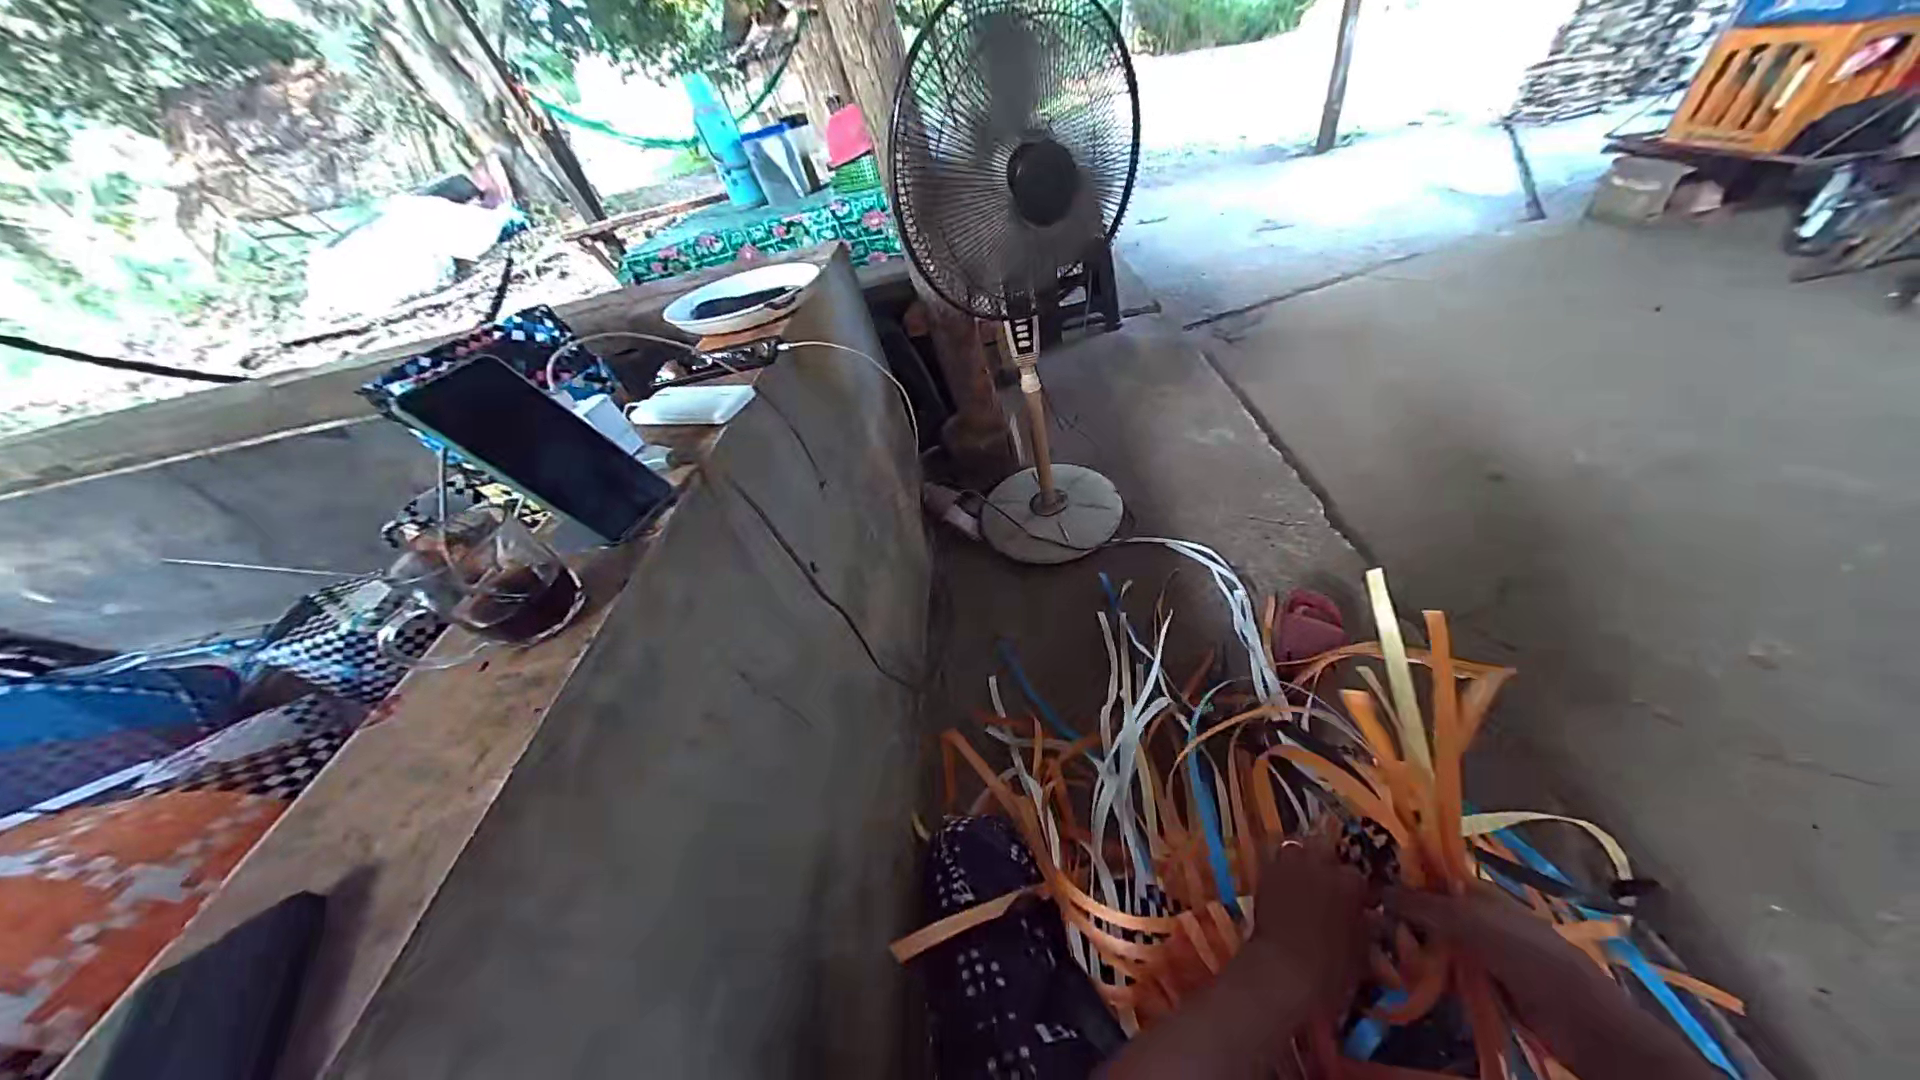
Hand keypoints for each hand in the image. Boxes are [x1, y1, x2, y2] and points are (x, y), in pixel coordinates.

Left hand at [1247, 834, 1368, 1005]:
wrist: (1286, 969)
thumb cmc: (1334, 968)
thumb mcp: (1362, 949)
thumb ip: (1366, 926)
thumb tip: (1370, 917)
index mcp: (1349, 882)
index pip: (1356, 875)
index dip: (1355, 889)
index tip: (1356, 902)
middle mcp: (1318, 865)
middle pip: (1324, 849)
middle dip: (1326, 863)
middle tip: (1327, 884)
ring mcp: (1288, 865)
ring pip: (1296, 849)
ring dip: (1301, 860)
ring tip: (1303, 879)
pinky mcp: (1265, 873)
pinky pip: (1275, 862)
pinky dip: (1281, 870)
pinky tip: (1283, 887)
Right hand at [1385, 883, 1719, 1079]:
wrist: (1588, 1029)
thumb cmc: (1534, 961)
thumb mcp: (1476, 926)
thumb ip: (1427, 906)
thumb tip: (1377, 888)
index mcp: (1477, 892)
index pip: (1428, 872)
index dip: (1398, 871)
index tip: (1363, 875)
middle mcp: (1474, 916)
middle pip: (1424, 905)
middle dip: (1396, 909)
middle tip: (1362, 914)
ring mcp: (1476, 950)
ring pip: (1428, 937)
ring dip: (1405, 941)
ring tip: (1372, 943)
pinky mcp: (1476, 982)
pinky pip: (1438, 967)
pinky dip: (1419, 968)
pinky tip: (1397, 970)